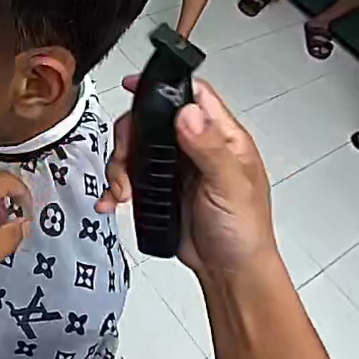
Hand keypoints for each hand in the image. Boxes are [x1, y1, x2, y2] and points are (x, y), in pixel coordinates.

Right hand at [97, 77, 276, 276]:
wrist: (229, 272)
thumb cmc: (245, 231)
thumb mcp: (230, 186)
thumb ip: (209, 148)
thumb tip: (188, 114)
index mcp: (222, 137)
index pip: (193, 95)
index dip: (163, 86)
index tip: (135, 86)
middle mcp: (197, 147)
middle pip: (153, 119)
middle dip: (131, 134)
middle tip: (127, 155)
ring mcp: (177, 169)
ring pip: (137, 148)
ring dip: (121, 165)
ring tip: (123, 189)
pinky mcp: (161, 190)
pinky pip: (131, 177)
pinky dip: (117, 186)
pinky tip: (114, 199)